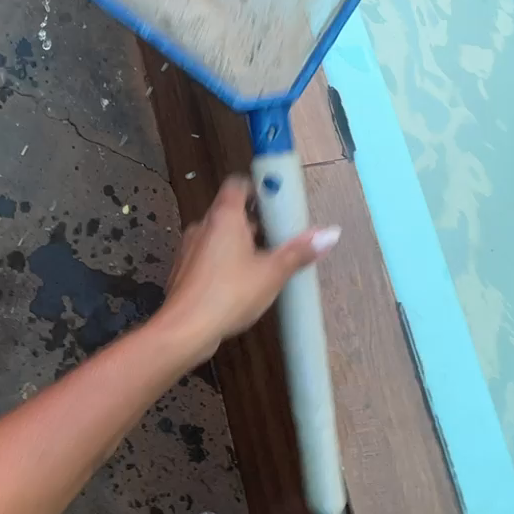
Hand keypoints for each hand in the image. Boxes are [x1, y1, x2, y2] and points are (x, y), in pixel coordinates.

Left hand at [154, 174, 339, 358]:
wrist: (185, 328)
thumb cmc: (230, 294)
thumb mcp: (272, 273)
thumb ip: (299, 251)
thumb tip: (330, 233)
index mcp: (224, 217)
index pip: (237, 185)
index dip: (257, 188)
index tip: (277, 202)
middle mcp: (202, 226)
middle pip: (230, 212)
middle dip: (255, 222)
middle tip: (279, 239)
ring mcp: (189, 248)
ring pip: (218, 236)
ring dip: (240, 244)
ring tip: (264, 265)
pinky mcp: (183, 269)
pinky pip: (207, 256)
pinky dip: (224, 261)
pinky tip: (239, 284)